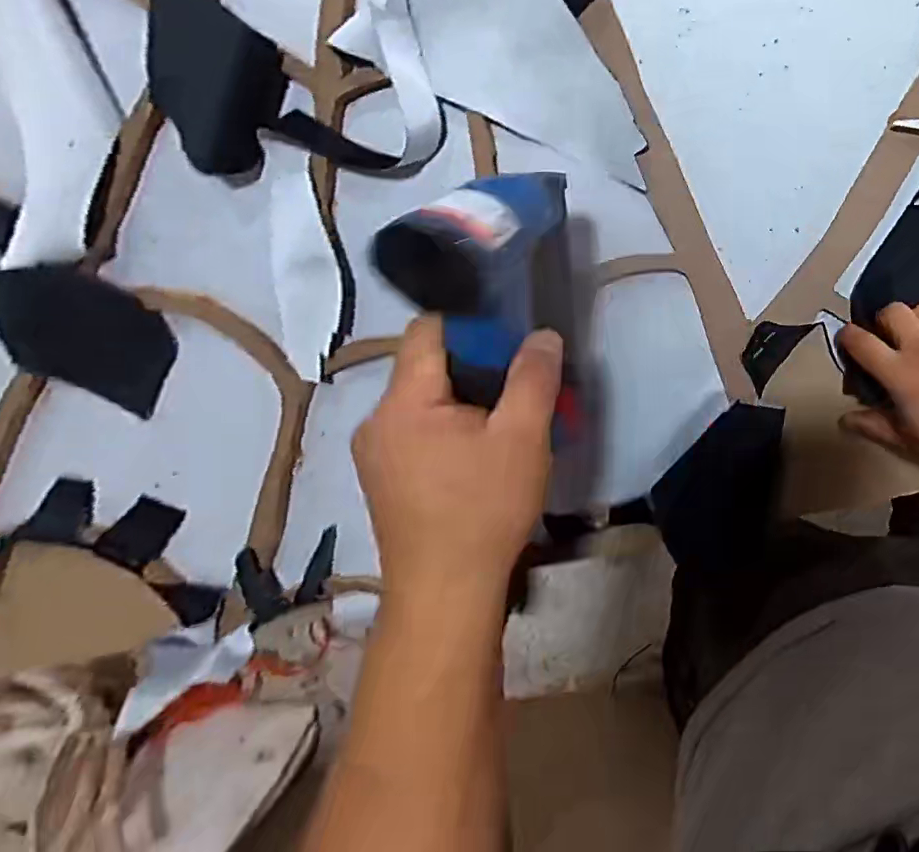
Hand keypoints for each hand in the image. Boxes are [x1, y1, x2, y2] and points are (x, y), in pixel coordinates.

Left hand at [352, 315, 562, 599]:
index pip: (429, 330)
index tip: (514, 343)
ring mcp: (375, 453)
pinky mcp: (384, 479)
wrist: (446, 593)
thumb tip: (542, 336)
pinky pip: (420, 432)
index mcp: (404, 402)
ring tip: (509, 426)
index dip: (473, 326)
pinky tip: (483, 457)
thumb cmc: (484, 508)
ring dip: (469, 403)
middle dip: (480, 369)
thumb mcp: (523, 437)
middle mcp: (377, 420)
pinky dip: (452, 430)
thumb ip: (534, 378)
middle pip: (429, 367)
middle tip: (523, 389)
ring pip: (427, 402)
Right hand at [837, 303, 918, 489]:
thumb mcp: (910, 441)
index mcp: (901, 374)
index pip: (861, 341)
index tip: (849, 343)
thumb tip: (846, 419)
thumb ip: (875, 424)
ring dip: (915, 322)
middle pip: (893, 310)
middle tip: (888, 343)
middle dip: (883, 322)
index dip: (848, 338)